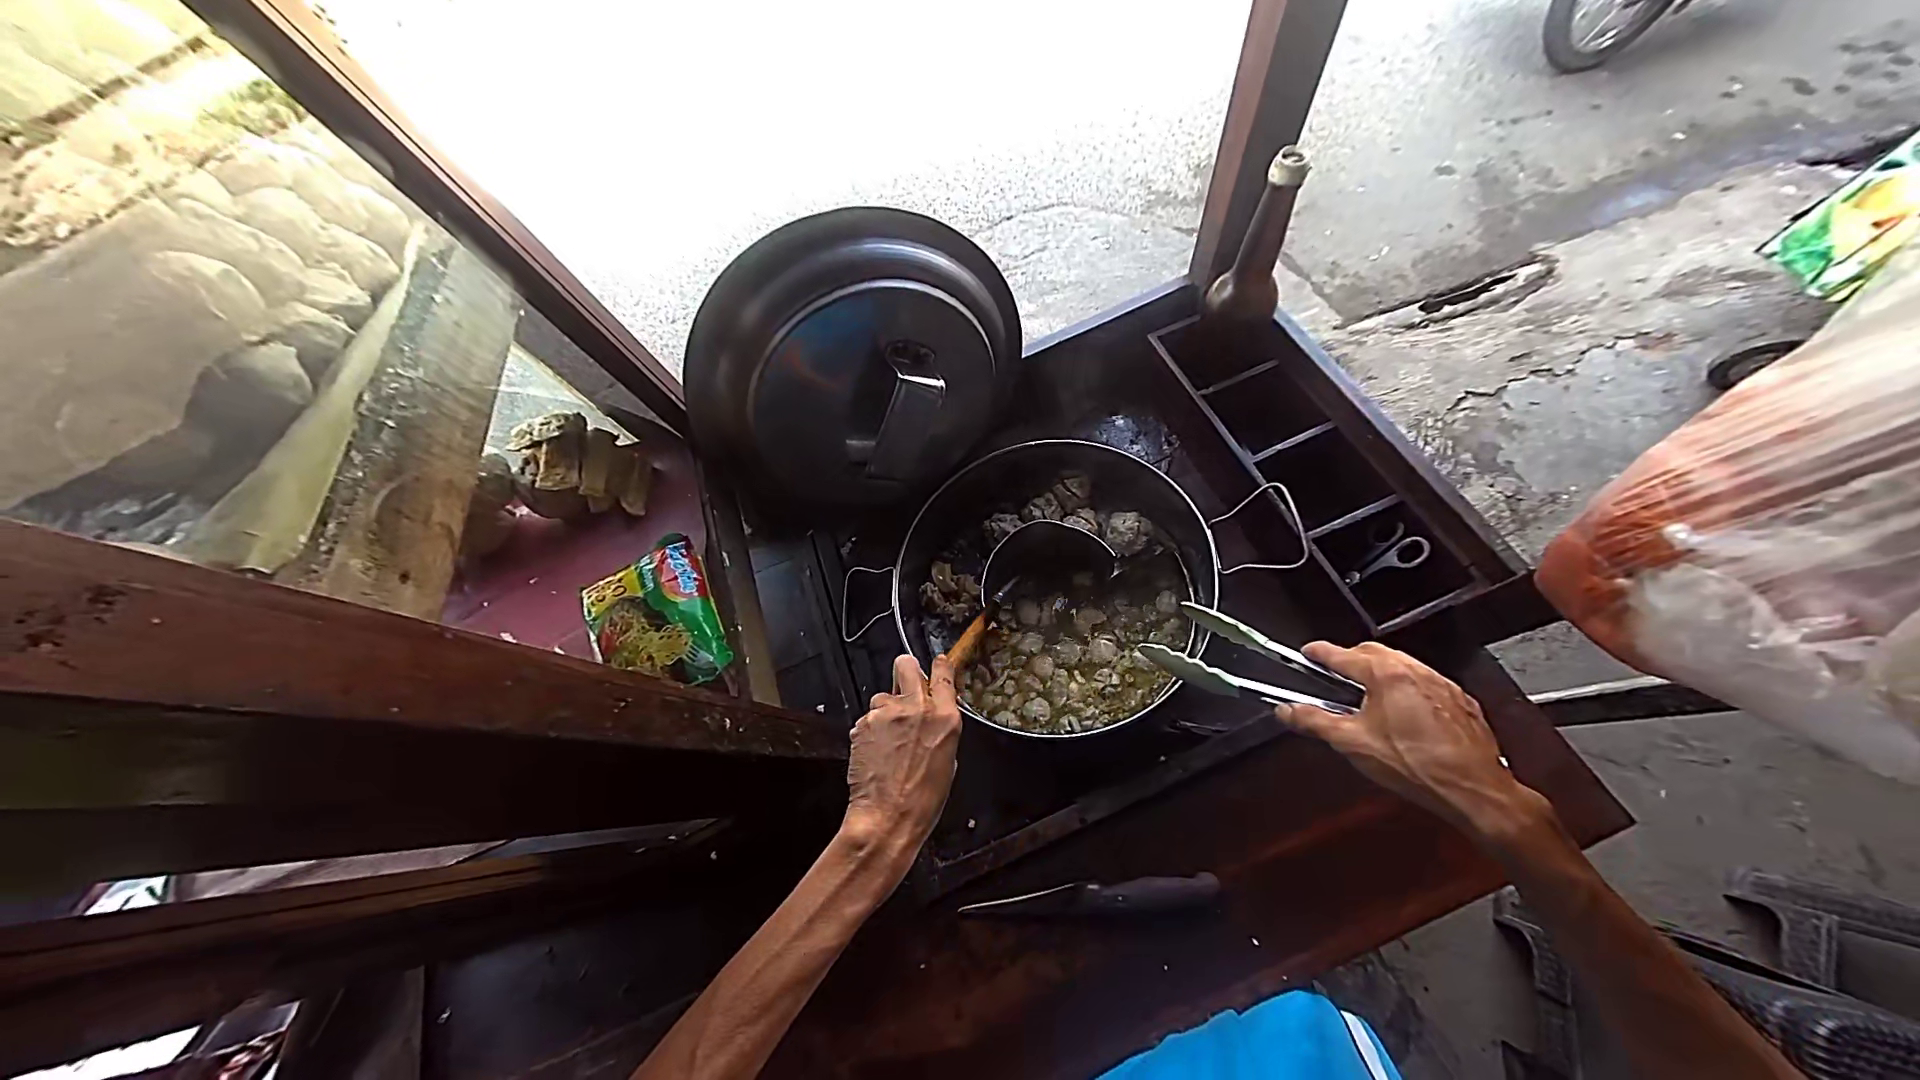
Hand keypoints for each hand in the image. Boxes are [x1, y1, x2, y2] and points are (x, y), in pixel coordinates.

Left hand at [843, 654, 962, 855]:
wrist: (887, 818)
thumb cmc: (921, 800)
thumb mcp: (948, 760)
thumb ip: (940, 728)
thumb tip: (933, 716)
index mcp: (945, 718)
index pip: (943, 673)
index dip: (940, 666)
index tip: (938, 663)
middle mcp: (916, 708)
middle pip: (906, 665)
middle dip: (905, 673)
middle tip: (904, 691)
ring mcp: (887, 714)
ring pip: (882, 697)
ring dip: (885, 712)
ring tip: (888, 743)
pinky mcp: (864, 723)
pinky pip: (868, 718)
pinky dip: (871, 731)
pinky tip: (876, 753)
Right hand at [1276, 642, 1541, 838]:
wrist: (1474, 791)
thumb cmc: (1418, 766)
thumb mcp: (1351, 742)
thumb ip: (1313, 721)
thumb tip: (1287, 711)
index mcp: (1386, 676)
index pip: (1342, 654)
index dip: (1319, 652)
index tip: (1310, 652)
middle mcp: (1416, 672)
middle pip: (1373, 651)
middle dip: (1350, 657)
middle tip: (1334, 671)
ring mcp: (1441, 685)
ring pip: (1401, 663)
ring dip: (1379, 670)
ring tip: (1366, 692)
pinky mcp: (1459, 700)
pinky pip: (1425, 680)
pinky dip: (1405, 685)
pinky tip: (1400, 710)